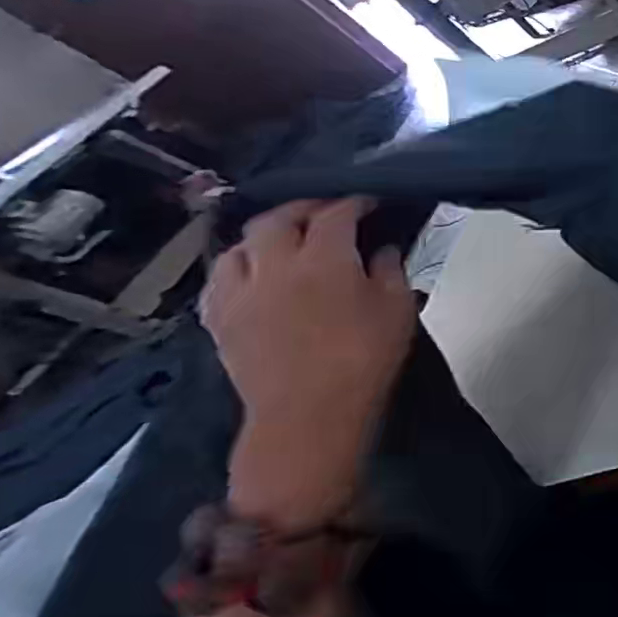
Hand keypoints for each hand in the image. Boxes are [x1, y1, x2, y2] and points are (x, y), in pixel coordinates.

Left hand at [201, 198, 415, 527]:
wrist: (310, 414)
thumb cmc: (366, 357)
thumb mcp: (398, 308)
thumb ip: (390, 270)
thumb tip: (381, 249)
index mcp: (324, 260)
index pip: (335, 213)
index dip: (354, 202)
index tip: (370, 202)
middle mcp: (274, 267)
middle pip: (276, 219)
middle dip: (303, 209)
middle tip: (326, 213)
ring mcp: (239, 294)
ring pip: (239, 246)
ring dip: (264, 236)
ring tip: (285, 242)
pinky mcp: (218, 321)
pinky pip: (219, 280)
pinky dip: (239, 267)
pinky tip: (255, 276)